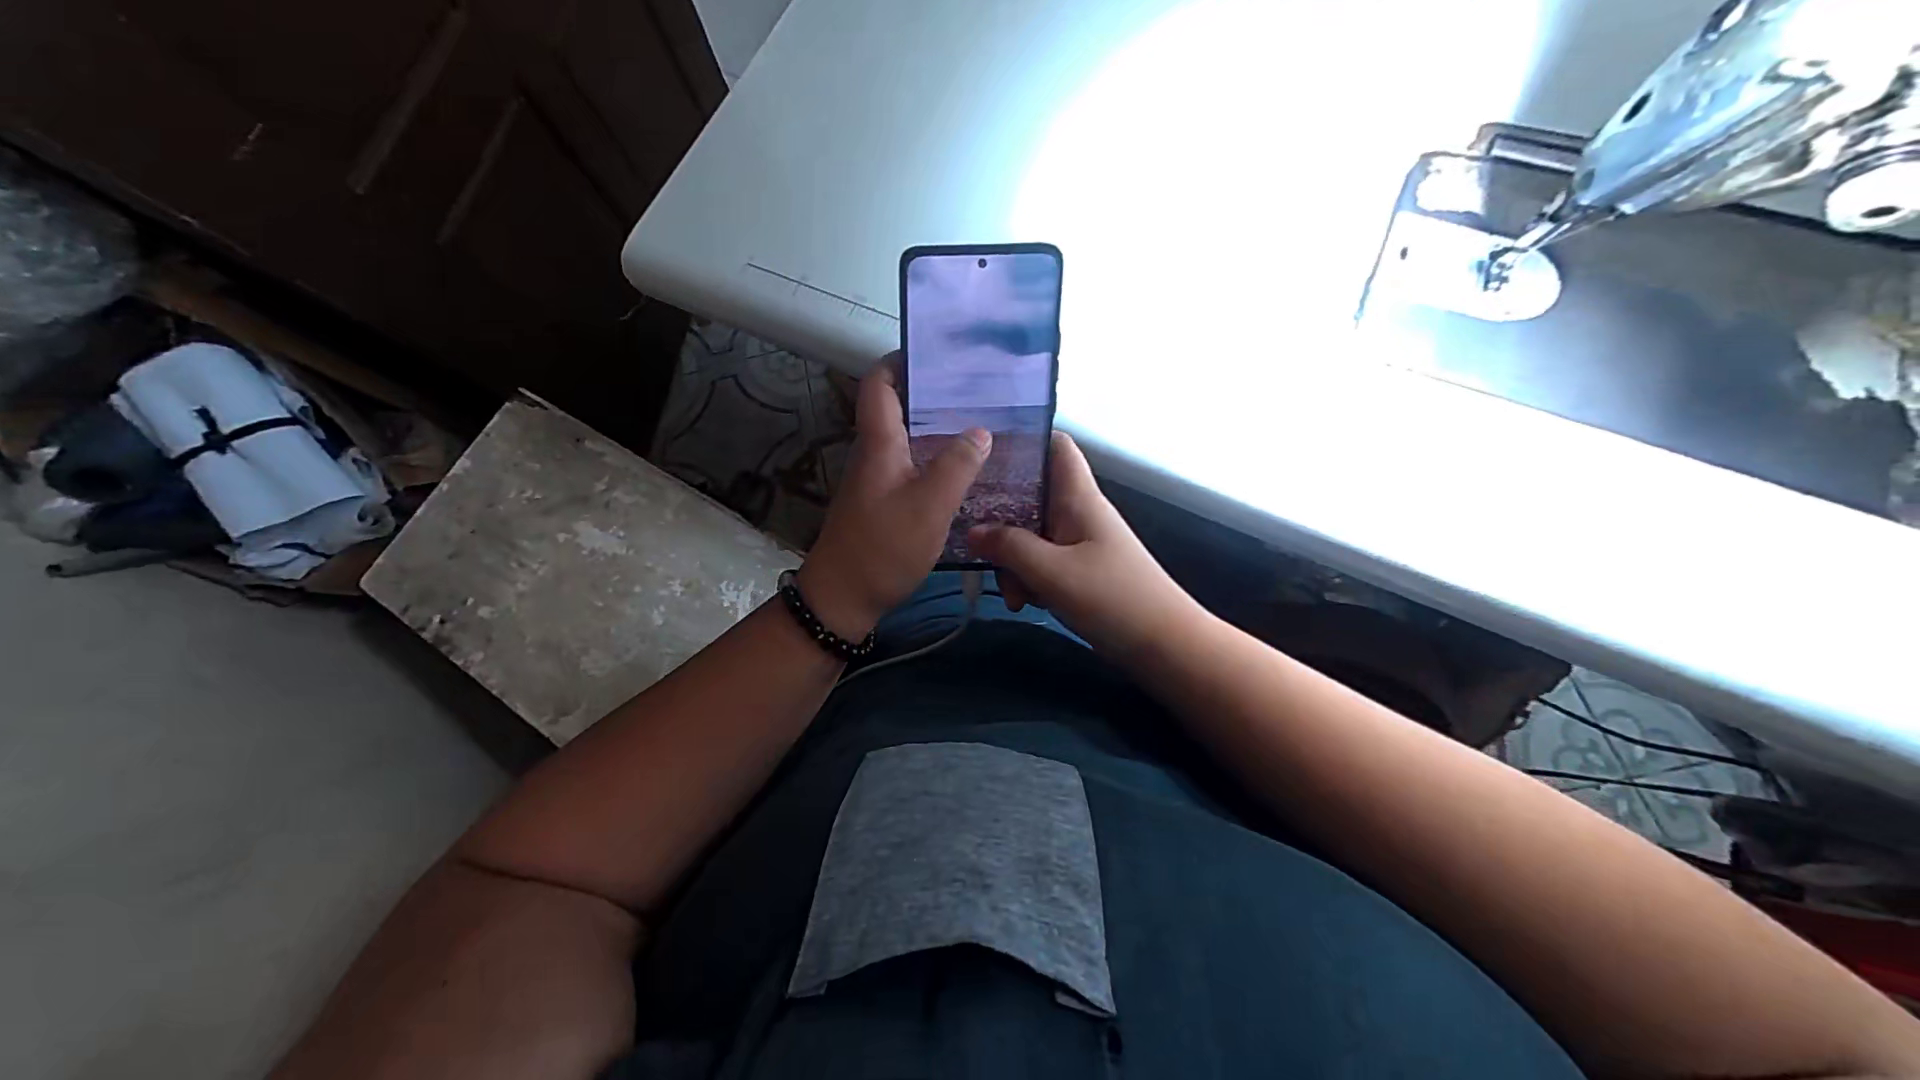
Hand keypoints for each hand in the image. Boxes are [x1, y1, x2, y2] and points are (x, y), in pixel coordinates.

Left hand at [796, 355, 990, 638]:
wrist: (843, 598)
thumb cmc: (883, 547)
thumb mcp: (930, 506)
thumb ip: (957, 466)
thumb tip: (980, 431)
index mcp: (879, 443)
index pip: (879, 383)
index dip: (901, 361)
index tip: (939, 355)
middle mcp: (875, 453)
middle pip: (898, 407)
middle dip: (933, 394)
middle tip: (978, 390)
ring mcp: (878, 478)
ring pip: (908, 438)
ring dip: (938, 428)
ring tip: (982, 423)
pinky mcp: (885, 502)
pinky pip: (913, 466)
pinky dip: (937, 459)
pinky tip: (966, 469)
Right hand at [967, 432, 1204, 660]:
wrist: (1166, 647)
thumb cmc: (1114, 599)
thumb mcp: (1052, 572)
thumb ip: (1009, 547)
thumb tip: (972, 531)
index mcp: (1079, 499)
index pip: (1055, 446)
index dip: (1023, 442)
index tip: (983, 457)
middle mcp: (1078, 513)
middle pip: (1031, 495)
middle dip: (1001, 520)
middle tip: (978, 546)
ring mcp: (1080, 543)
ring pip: (1031, 535)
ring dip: (1013, 560)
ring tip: (1013, 594)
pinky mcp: (1080, 571)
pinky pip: (1043, 562)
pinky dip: (1029, 579)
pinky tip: (1026, 603)